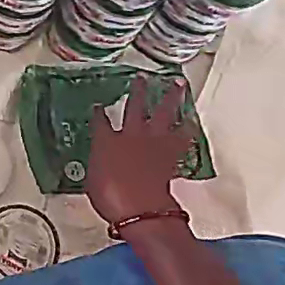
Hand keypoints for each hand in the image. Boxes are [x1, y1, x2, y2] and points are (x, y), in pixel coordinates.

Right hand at [87, 76, 194, 224]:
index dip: (99, 114)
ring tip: (178, 83)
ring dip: (172, 98)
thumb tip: (101, 160)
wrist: (140, 207)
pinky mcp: (171, 154)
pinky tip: (191, 121)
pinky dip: (187, 129)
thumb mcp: (93, 180)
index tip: (98, 105)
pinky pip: (181, 137)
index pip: (100, 123)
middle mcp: (131, 136)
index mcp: (106, 142)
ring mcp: (154, 143)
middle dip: (137, 92)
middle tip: (142, 77)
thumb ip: (98, 165)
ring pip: (164, 114)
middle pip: (135, 108)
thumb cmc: (109, 196)